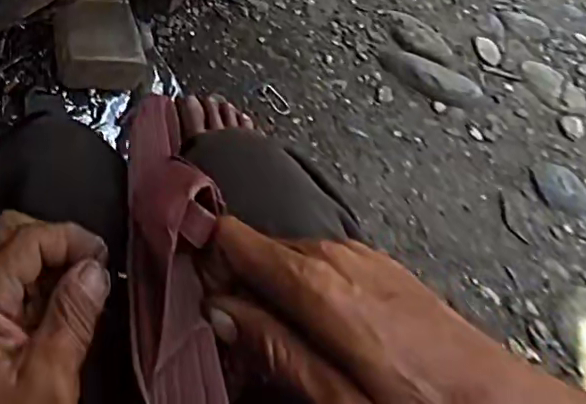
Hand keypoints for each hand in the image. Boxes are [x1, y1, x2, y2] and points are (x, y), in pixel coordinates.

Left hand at [0, 211, 111, 403]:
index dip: (67, 237)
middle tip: (97, 263)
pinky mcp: (1, 317)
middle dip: (58, 238)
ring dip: (57, 256)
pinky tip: (77, 297)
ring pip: (21, 250)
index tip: (103, 254)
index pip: (26, 237)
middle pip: (16, 231)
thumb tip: (95, 267)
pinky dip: (53, 278)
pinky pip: (26, 278)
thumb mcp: (49, 379)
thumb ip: (71, 317)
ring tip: (92, 280)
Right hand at [200, 217, 585, 403]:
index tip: (209, 300)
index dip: (208, 262)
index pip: (227, 234)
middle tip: (250, 338)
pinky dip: (304, 287)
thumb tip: (219, 312)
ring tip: (294, 342)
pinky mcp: (377, 263)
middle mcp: (331, 252)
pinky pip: (316, 261)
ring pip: (283, 253)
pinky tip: (328, 332)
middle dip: (240, 284)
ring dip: (272, 288)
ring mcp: (358, 254)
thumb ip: (275, 350)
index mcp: (315, 282)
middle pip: (252, 244)